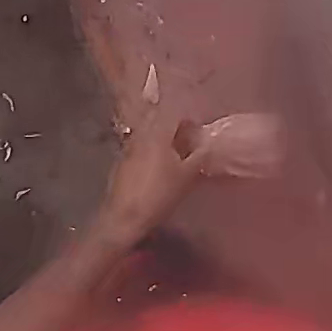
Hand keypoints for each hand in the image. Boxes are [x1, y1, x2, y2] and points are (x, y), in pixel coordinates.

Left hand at [89, 105, 207, 249]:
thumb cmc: (160, 194)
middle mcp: (141, 135)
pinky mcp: (122, 161)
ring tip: (174, 155)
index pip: (173, 113)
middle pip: (157, 120)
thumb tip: (209, 142)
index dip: (187, 120)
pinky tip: (157, 167)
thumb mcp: (187, 175)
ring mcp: (128, 148)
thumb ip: (200, 155)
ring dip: (161, 138)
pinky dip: (150, 149)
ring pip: (147, 133)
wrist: (125, 216)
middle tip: (186, 141)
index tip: (197, 133)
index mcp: (158, 133)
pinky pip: (139, 146)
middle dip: (173, 126)